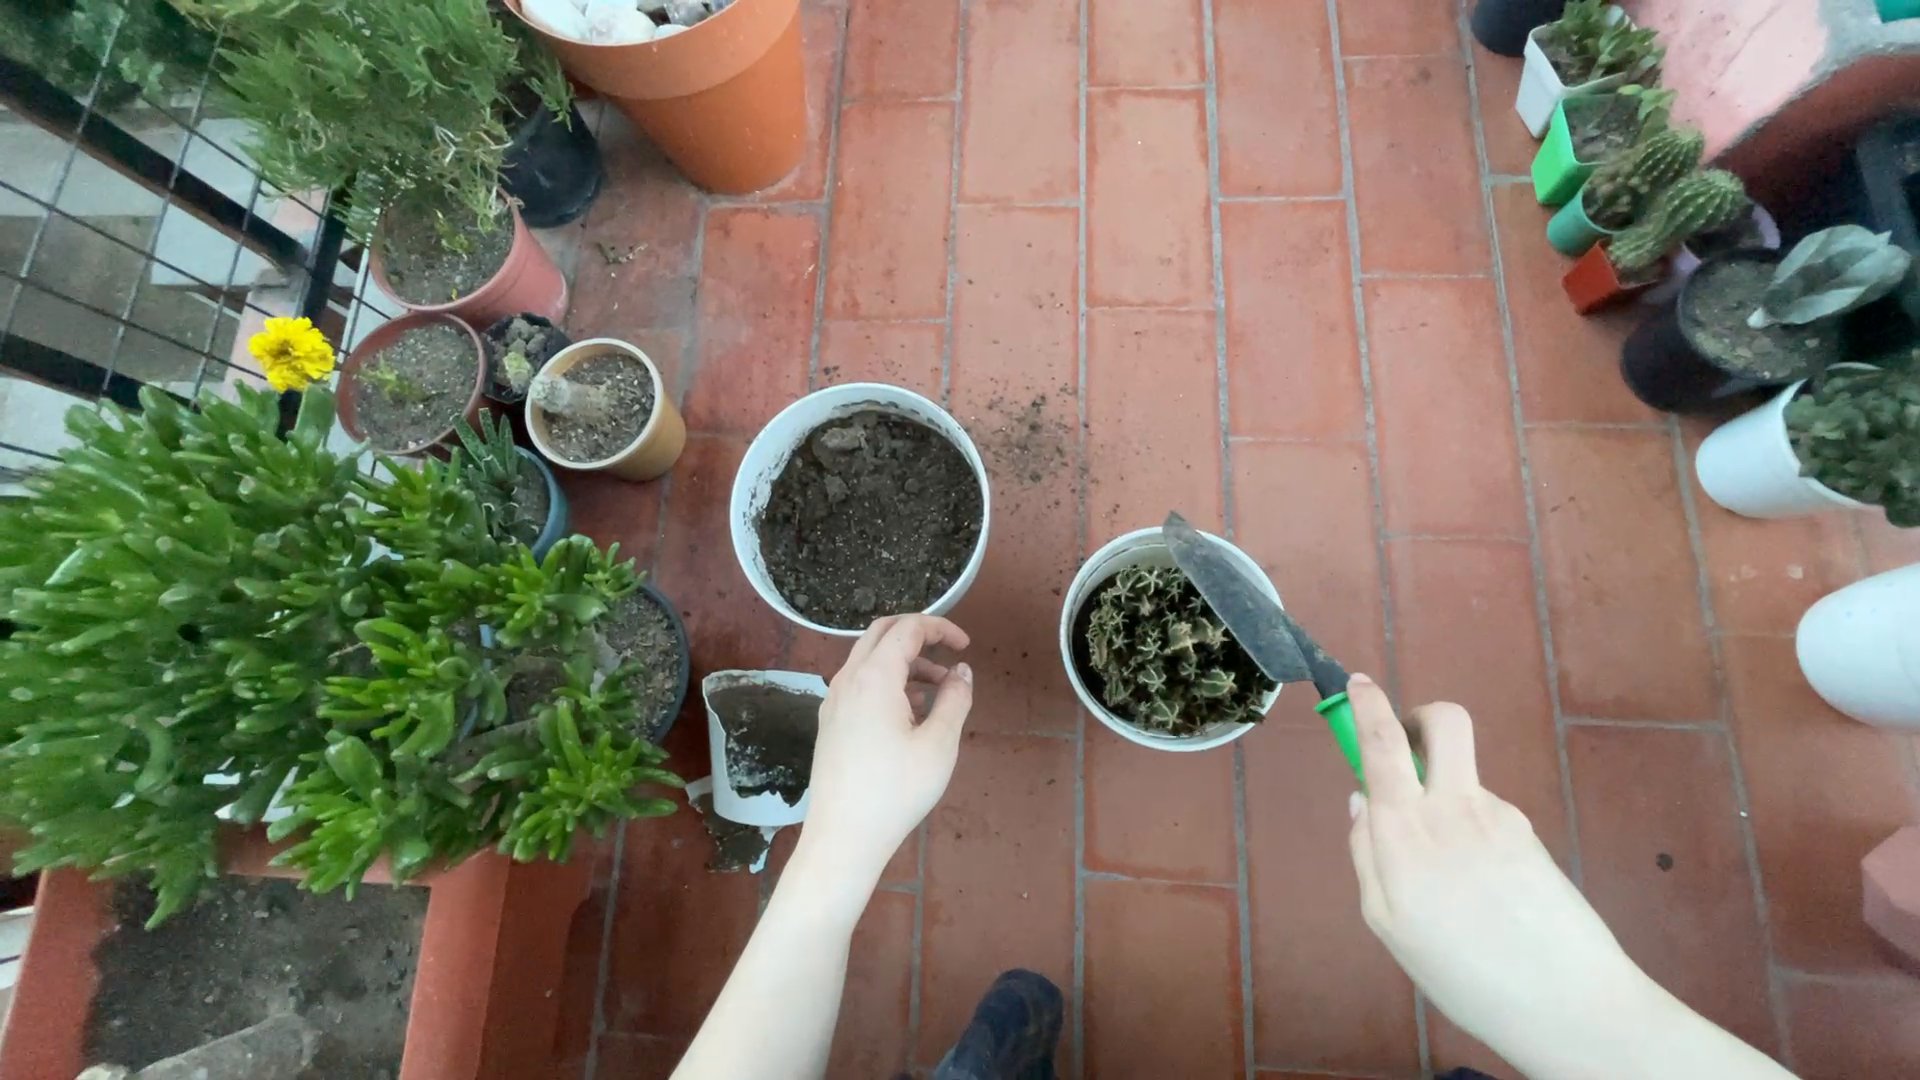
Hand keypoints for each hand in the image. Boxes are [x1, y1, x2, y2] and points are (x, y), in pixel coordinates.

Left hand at [801, 615, 973, 882]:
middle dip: (918, 634)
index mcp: (874, 676)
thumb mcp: (939, 744)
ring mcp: (834, 701)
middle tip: (949, 651)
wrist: (843, 838)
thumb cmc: (896, 790)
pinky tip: (910, 712)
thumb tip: (962, 671)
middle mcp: (848, 679)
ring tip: (938, 689)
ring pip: (869, 659)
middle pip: (882, 633)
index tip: (965, 645)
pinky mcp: (830, 723)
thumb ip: (955, 699)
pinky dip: (888, 682)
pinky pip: (860, 683)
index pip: (907, 628)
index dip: (939, 627)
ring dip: (904, 662)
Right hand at [1344, 675, 1654, 1059]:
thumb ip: (1365, 853)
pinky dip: (1470, 835)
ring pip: (1463, 780)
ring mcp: (1502, 819)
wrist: (1579, 1011)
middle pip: (1446, 723)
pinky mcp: (1532, 838)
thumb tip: (1362, 802)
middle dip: (1421, 716)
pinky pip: (1486, 818)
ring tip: (1447, 877)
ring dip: (1444, 799)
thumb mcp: (1386, 921)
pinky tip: (1480, 891)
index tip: (1358, 682)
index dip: (1367, 703)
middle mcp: (1455, 807)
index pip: (1383, 742)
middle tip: (1406, 748)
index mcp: (1407, 827)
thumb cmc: (1464, 972)